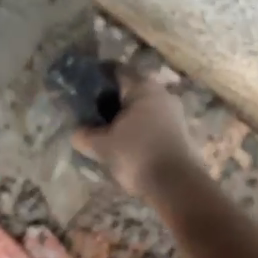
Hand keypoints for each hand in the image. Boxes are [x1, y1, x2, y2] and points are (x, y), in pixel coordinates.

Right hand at [71, 70, 200, 198]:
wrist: (178, 186)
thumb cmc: (137, 154)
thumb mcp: (102, 145)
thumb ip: (85, 135)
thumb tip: (76, 132)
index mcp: (142, 87)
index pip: (116, 71)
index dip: (97, 77)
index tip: (83, 88)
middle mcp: (161, 94)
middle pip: (131, 89)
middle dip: (112, 100)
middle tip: (92, 113)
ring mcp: (175, 113)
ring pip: (144, 108)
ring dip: (127, 117)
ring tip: (107, 132)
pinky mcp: (181, 133)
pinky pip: (154, 124)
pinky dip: (139, 129)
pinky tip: (127, 144)